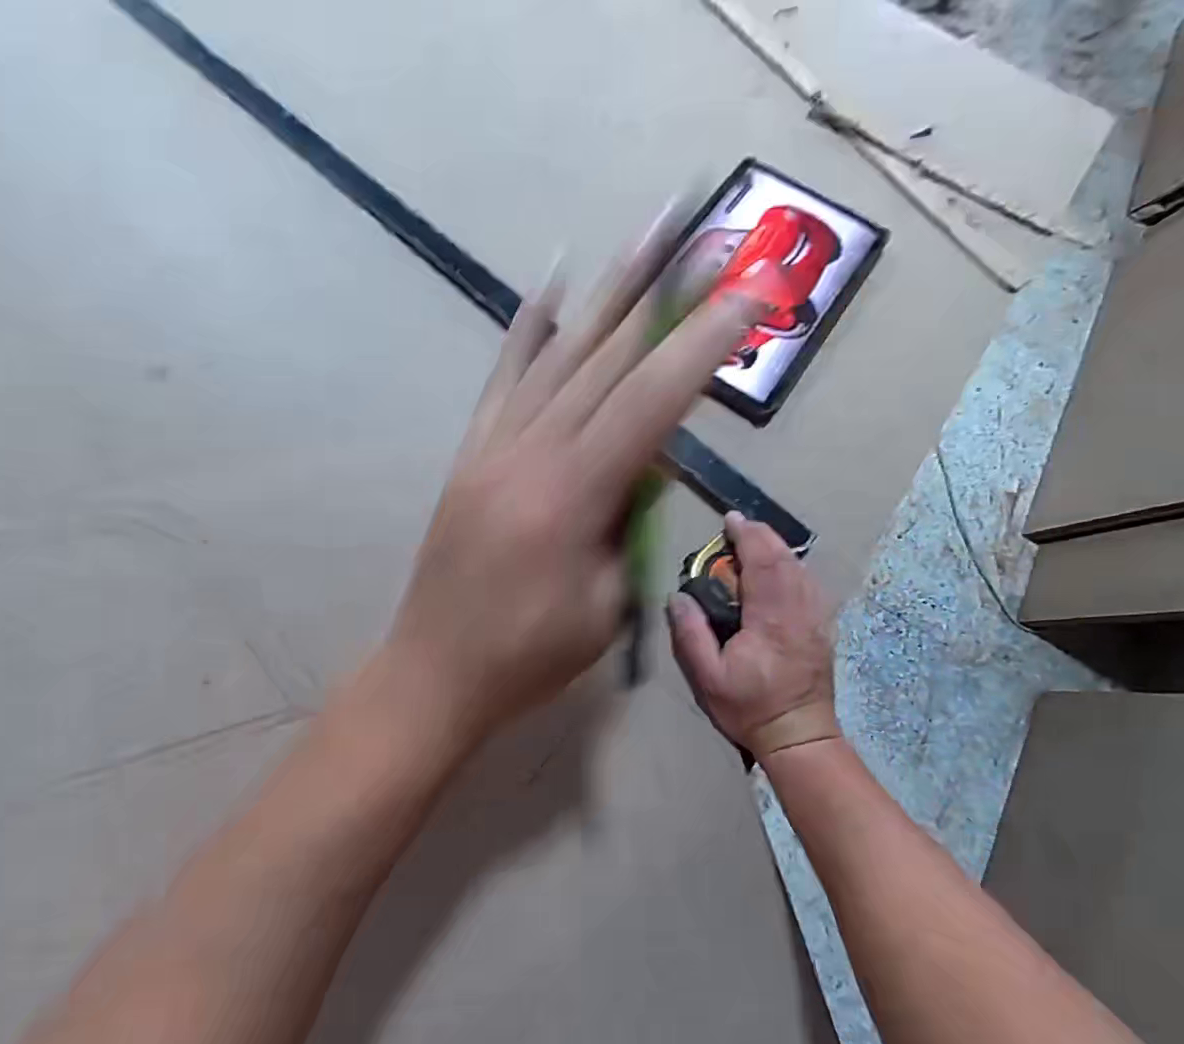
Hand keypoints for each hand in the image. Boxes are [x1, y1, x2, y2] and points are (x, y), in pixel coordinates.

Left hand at [379, 204, 762, 750]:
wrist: (435, 669)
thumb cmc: (528, 656)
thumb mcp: (607, 602)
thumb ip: (631, 522)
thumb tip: (647, 459)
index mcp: (570, 495)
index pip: (651, 400)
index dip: (703, 344)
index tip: (749, 294)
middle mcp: (529, 452)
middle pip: (606, 359)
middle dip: (666, 294)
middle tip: (711, 234)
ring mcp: (493, 446)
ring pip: (557, 354)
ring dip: (607, 292)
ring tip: (647, 233)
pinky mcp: (470, 453)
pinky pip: (501, 379)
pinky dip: (526, 329)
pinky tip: (550, 285)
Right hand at [667, 512, 838, 759]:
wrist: (799, 736)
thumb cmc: (749, 708)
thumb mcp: (708, 678)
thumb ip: (691, 635)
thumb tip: (678, 598)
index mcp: (772, 620)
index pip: (763, 564)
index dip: (748, 536)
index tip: (731, 520)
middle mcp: (800, 612)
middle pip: (786, 560)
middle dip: (763, 536)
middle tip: (739, 525)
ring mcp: (817, 619)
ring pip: (802, 570)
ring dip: (778, 549)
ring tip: (754, 542)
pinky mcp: (822, 628)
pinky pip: (810, 584)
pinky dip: (792, 567)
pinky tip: (778, 570)